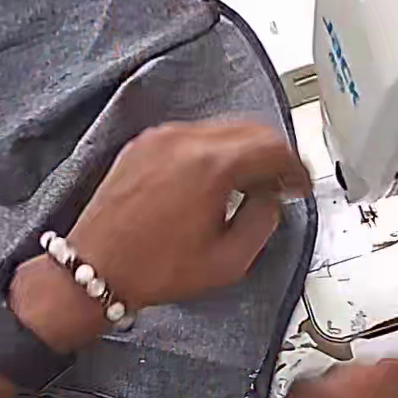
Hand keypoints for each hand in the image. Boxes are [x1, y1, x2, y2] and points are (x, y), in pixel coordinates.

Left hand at [11, 118, 310, 350]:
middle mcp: (184, 141)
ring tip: (250, 184)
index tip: (300, 183)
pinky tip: (214, 180)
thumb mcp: (228, 261)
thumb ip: (263, 222)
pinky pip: (192, 136)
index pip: (273, 147)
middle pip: (250, 129)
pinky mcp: (143, 145)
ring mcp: (160, 138)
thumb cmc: (152, 269)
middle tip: (282, 182)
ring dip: (244, 151)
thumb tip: (271, 200)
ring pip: (221, 128)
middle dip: (273, 155)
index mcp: (210, 166)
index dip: (296, 166)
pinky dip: (213, 151)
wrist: (97, 269)